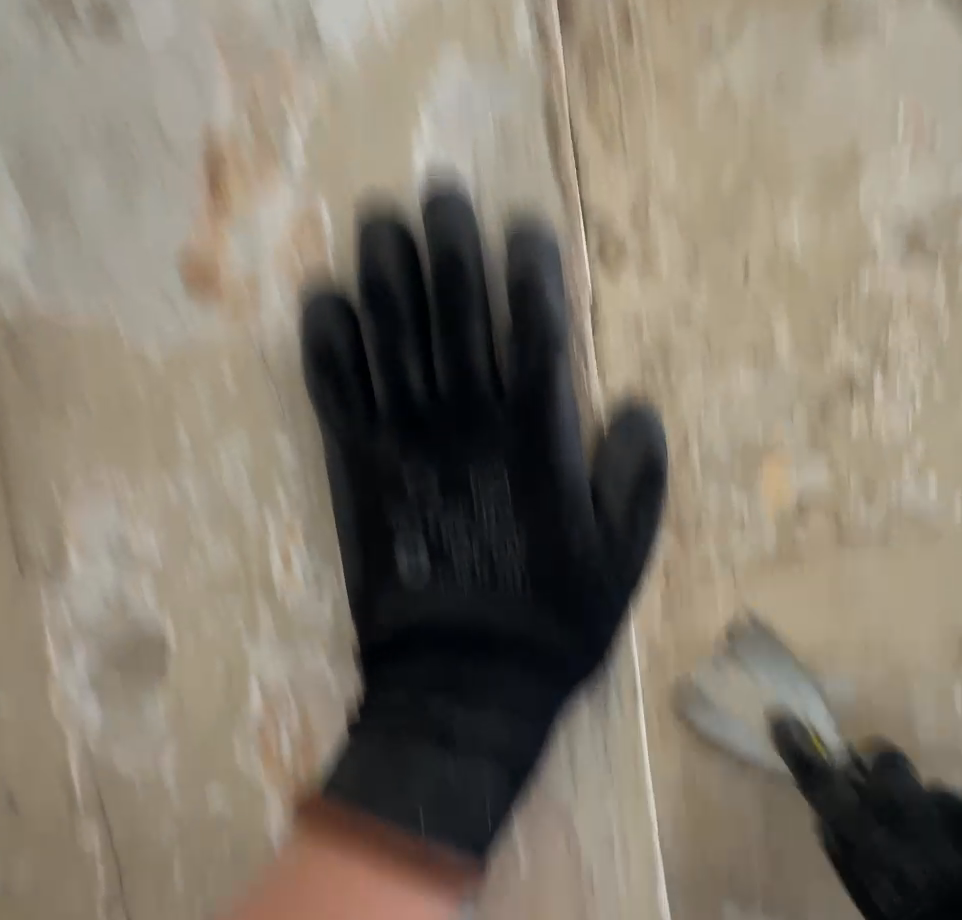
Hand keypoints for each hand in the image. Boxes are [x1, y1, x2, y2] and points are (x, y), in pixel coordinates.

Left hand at [302, 188, 666, 867]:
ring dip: (385, 273)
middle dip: (451, 248)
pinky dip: (327, 344)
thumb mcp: (625, 556)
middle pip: (456, 315)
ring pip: (392, 338)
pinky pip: (336, 394)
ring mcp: (405, 443)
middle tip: (441, 194)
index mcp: (539, 440)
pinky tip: (323, 298)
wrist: (464, 683)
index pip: (537, 332)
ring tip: (379, 220)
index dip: (532, 273)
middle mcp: (469, 424)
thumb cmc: (553, 620)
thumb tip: (633, 404)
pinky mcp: (355, 471)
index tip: (525, 228)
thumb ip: (638, 474)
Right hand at [772, 722, 961, 919]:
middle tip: (888, 798)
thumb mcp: (870, 902)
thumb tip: (830, 820)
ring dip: (927, 808)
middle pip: (882, 757)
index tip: (781, 718)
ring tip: (945, 853)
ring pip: (927, 788)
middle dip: (881, 770)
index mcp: (863, 832)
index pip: (818, 777)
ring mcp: (948, 801)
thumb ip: (848, 852)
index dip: (798, 747)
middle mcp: (901, 804)